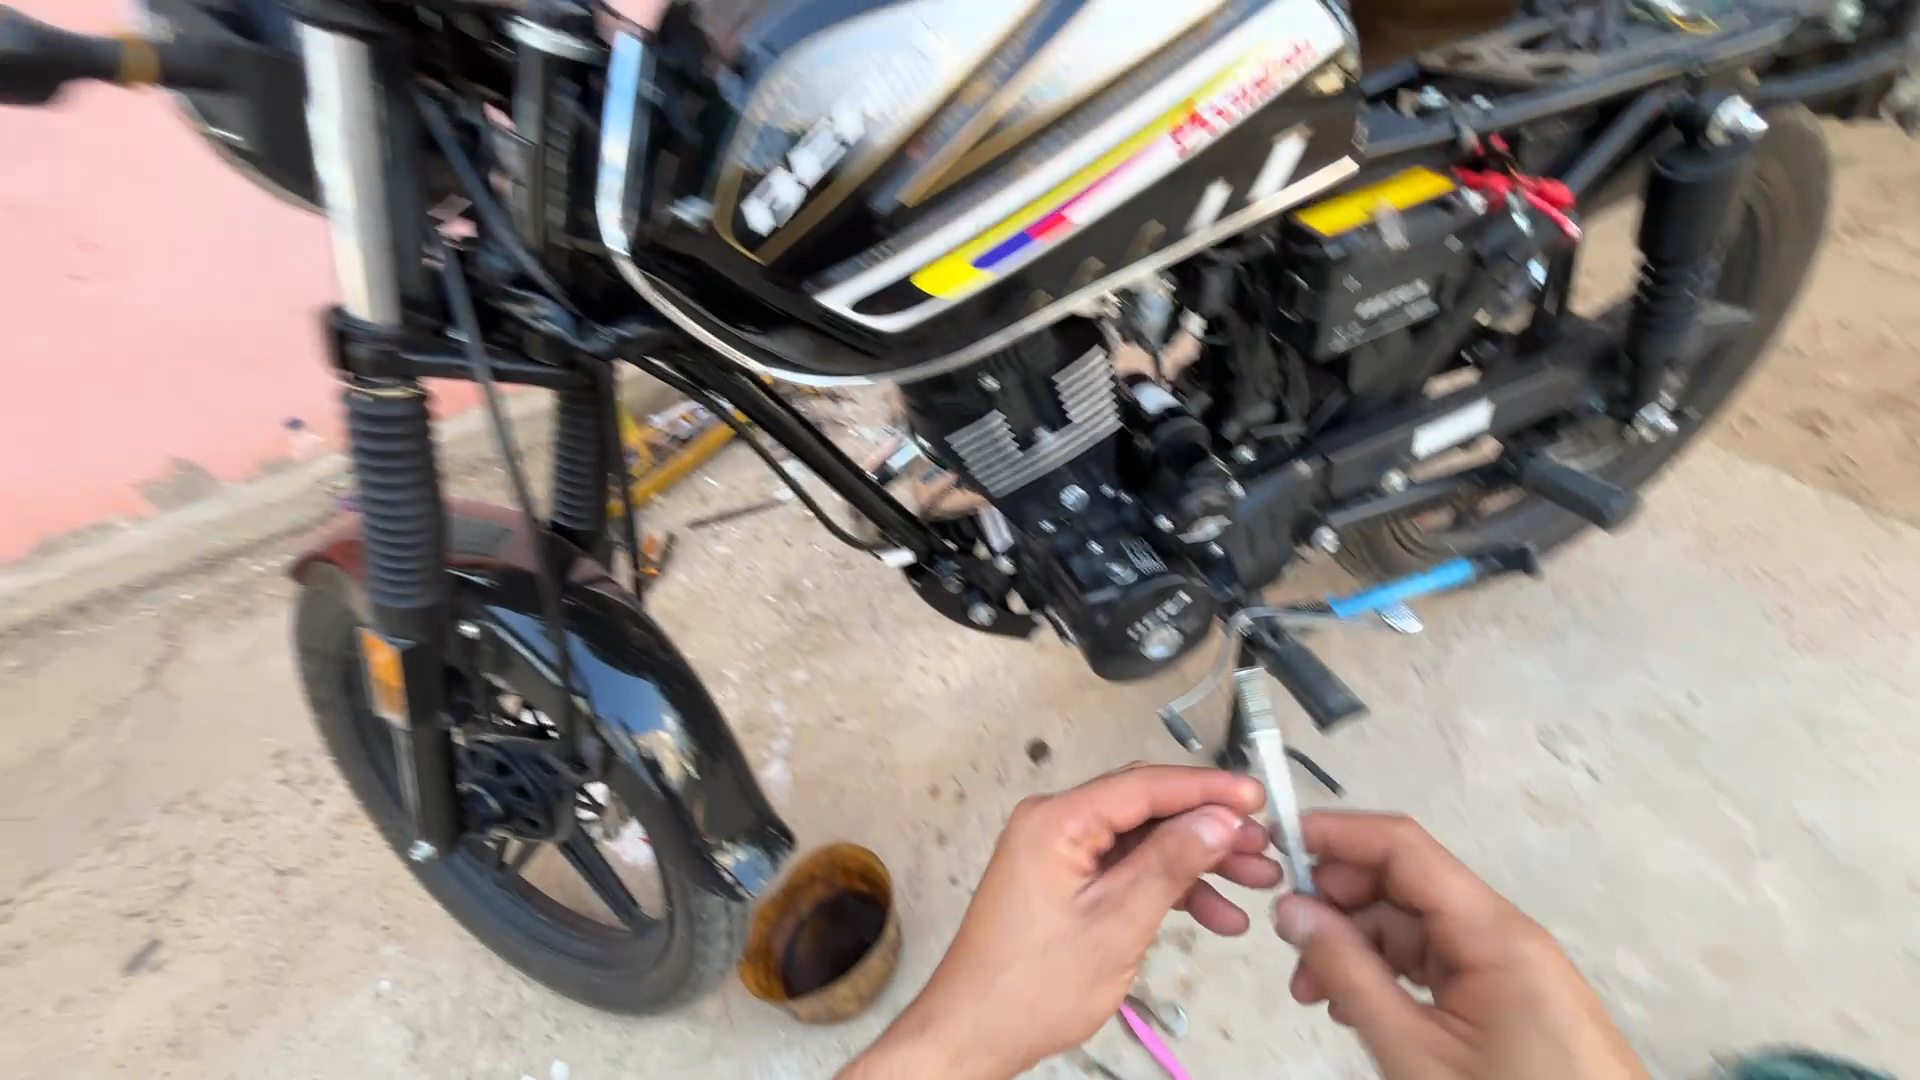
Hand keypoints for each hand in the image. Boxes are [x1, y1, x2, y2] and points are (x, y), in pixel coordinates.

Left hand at [842, 764, 1273, 1079]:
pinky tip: (1213, 913)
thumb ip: (1168, 865)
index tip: (1255, 796)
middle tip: (1263, 847)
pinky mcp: (1065, 876)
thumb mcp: (1116, 924)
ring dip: (1195, 860)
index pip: (1142, 786)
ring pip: (1141, 840)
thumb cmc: (1034, 983)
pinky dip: (1167, 885)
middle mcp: (1055, 822)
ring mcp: (1059, 849)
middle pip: (1144, 809)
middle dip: (1207, 827)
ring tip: (1255, 881)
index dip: (1204, 788)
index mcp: (1056, 819)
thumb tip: (1217, 820)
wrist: (977, 1029)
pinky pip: (1124, 866)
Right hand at [1272, 812, 1647, 1079]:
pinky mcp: (1506, 999)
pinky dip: (1383, 973)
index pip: (1400, 845)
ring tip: (1310, 991)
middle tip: (1287, 940)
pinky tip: (1350, 1006)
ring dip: (1352, 945)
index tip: (1275, 846)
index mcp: (1493, 933)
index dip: (1334, 833)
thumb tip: (1289, 908)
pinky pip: (1428, 961)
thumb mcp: (1415, 1055)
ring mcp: (1506, 968)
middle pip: (1400, 883)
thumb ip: (1347, 972)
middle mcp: (1502, 934)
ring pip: (1407, 925)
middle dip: (1335, 901)